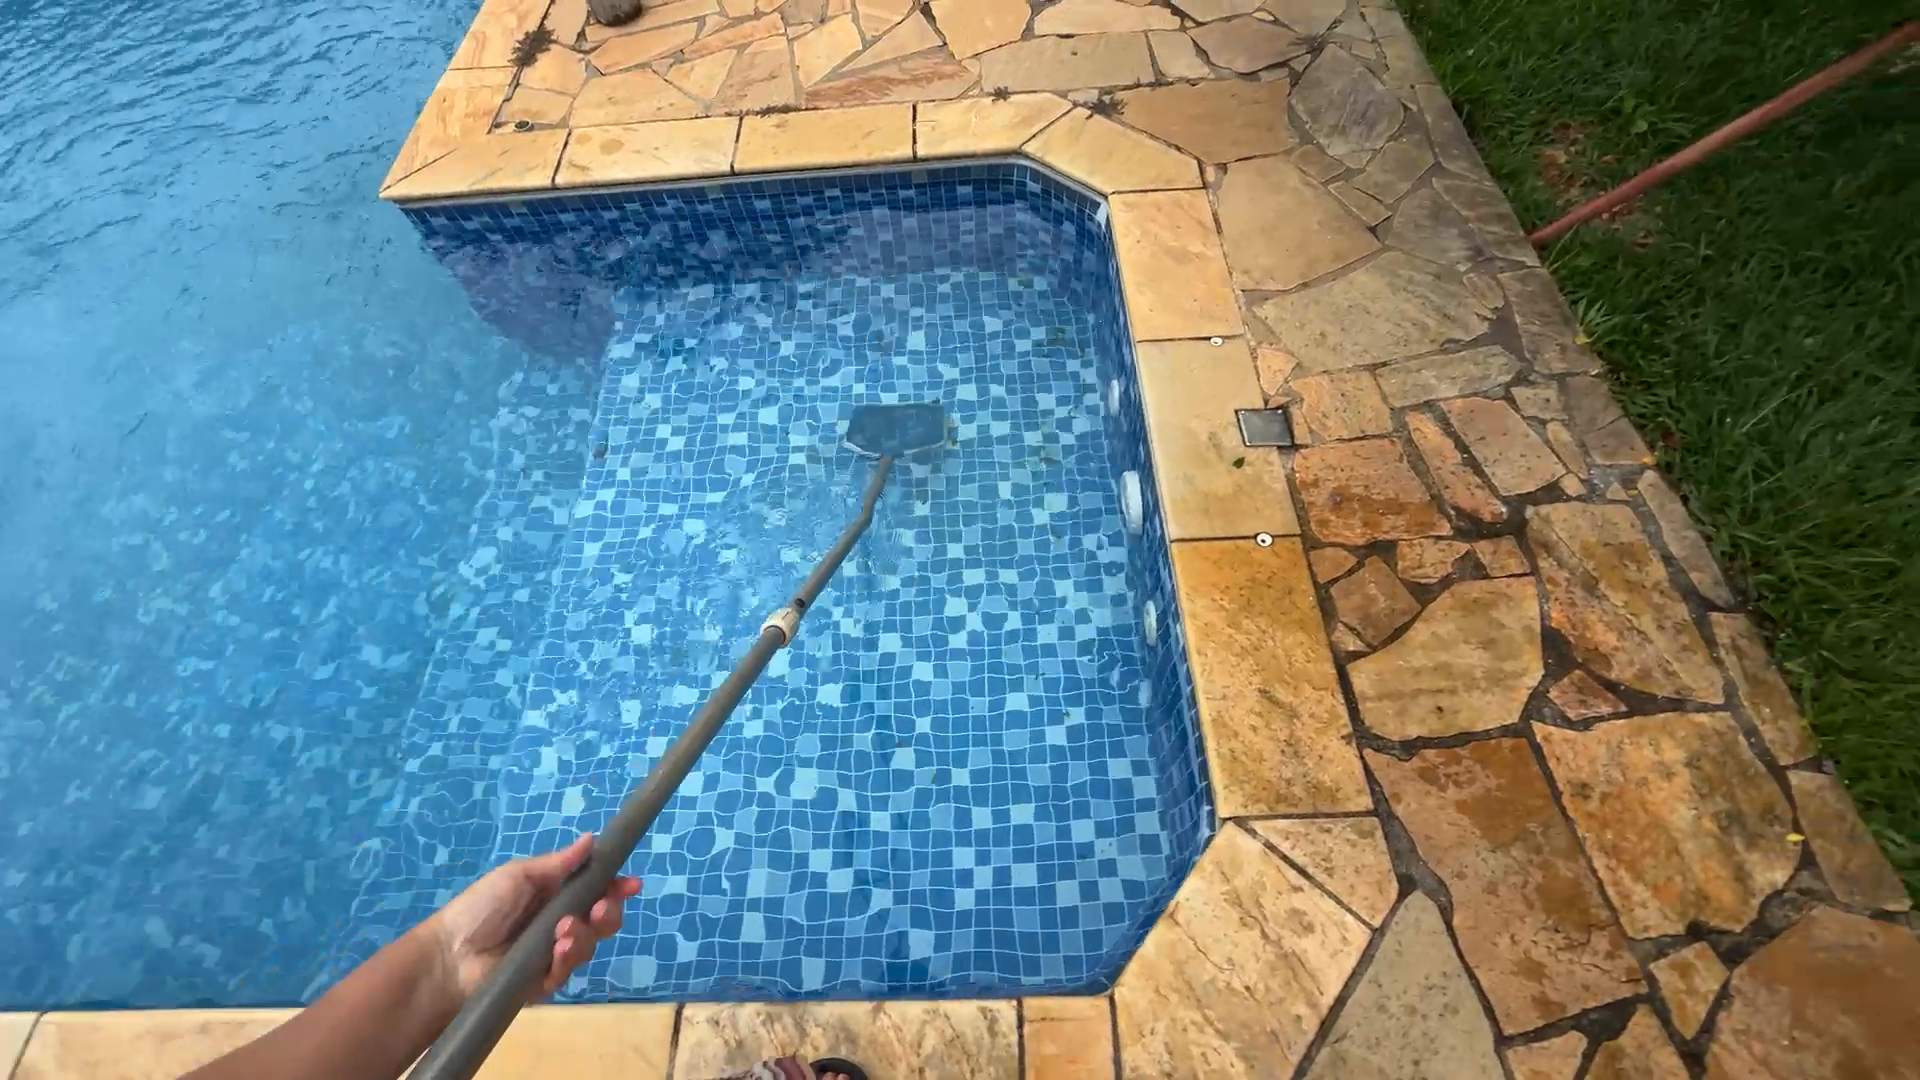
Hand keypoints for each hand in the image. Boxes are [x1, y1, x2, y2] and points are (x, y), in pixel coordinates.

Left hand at [424, 832, 641, 999]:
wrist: (445, 958)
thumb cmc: (480, 908)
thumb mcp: (519, 875)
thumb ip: (560, 863)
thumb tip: (593, 838)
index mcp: (557, 894)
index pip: (598, 889)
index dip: (617, 886)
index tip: (631, 885)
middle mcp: (560, 922)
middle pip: (603, 918)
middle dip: (610, 912)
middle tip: (602, 907)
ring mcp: (552, 953)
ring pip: (589, 944)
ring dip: (585, 934)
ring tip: (564, 931)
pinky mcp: (542, 981)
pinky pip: (567, 971)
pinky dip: (567, 960)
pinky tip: (557, 951)